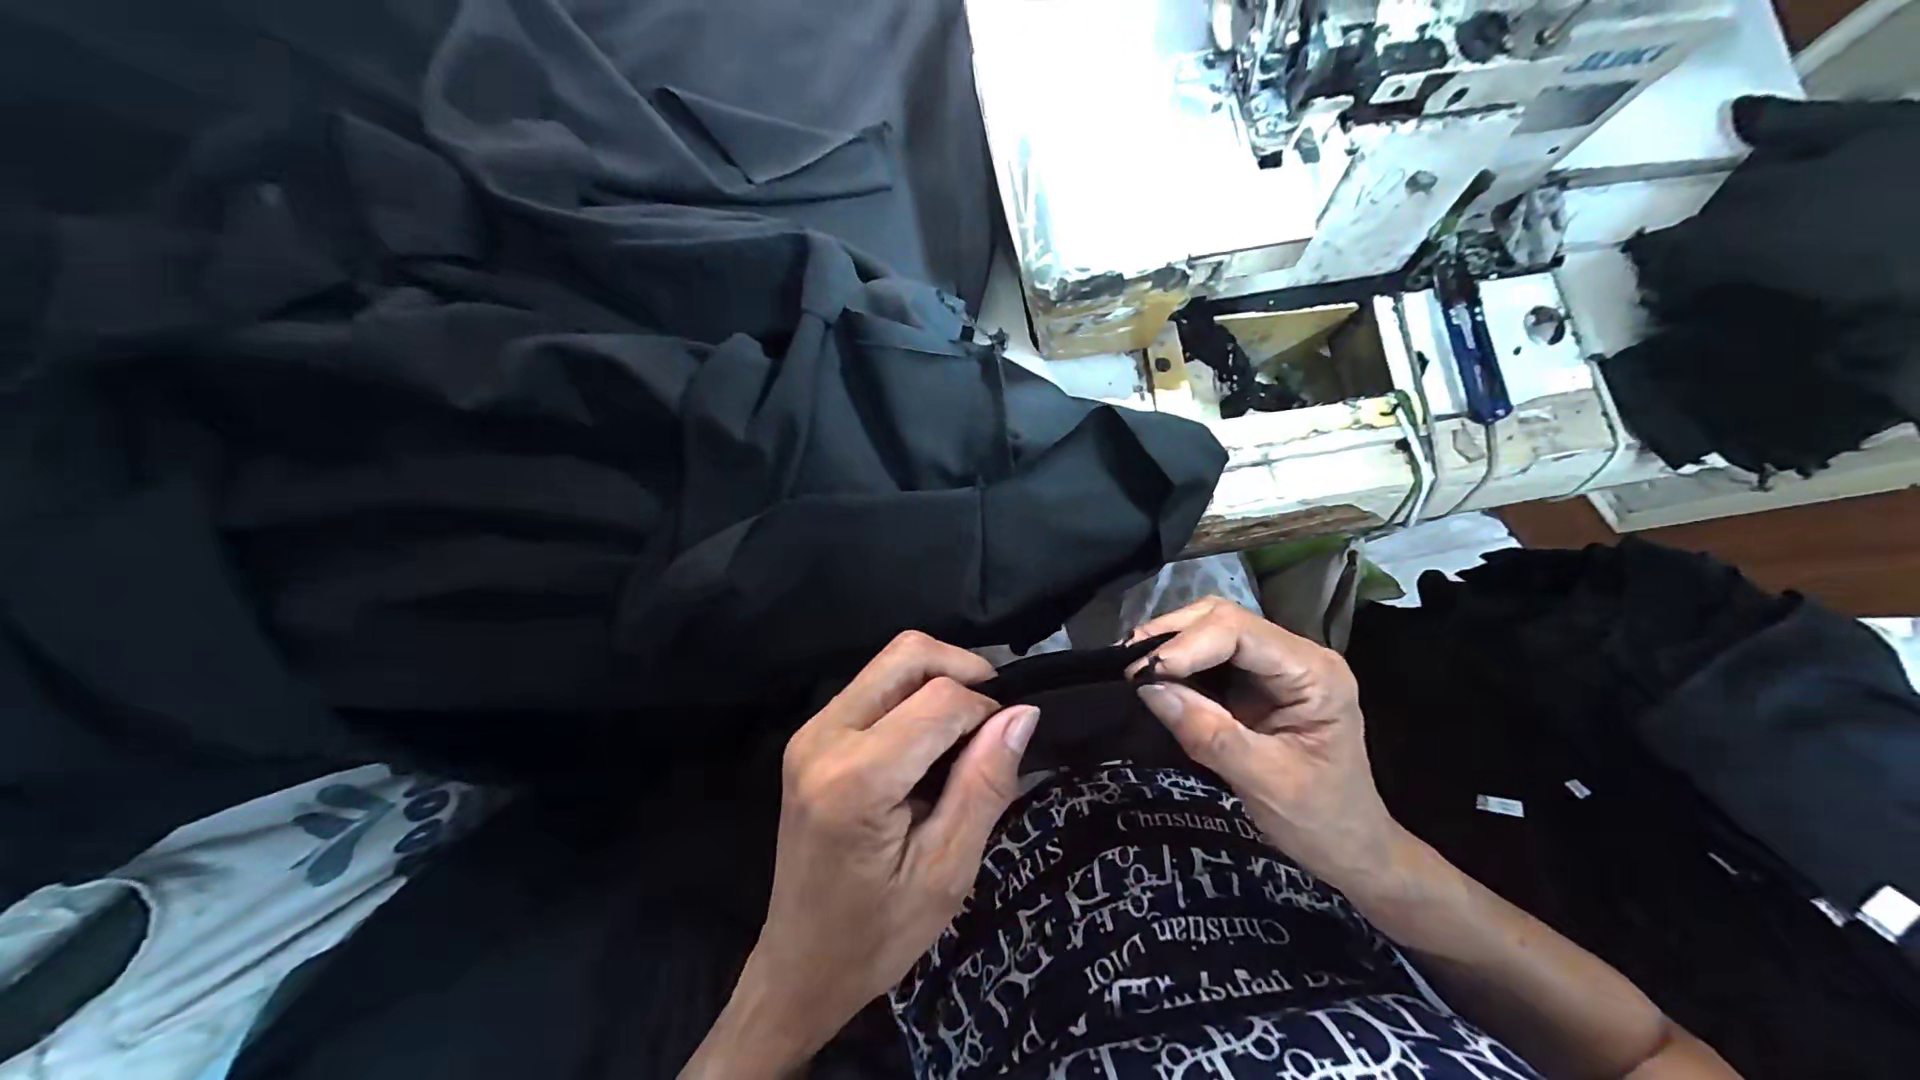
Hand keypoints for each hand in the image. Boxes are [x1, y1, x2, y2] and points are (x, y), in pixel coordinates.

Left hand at [682, 631, 1037, 1078]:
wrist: (800, 965)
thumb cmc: (878, 933)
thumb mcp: (947, 871)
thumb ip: (984, 785)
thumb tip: (1023, 713)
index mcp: (855, 779)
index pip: (940, 699)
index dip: (987, 709)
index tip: (1005, 744)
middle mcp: (824, 737)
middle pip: (907, 654)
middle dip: (963, 668)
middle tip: (994, 716)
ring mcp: (811, 731)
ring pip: (890, 662)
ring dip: (939, 679)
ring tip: (967, 729)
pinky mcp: (810, 735)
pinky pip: (873, 685)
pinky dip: (913, 694)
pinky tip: (931, 738)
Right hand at [1127, 597, 1402, 892]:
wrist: (1351, 848)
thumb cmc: (1320, 820)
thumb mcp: (1264, 782)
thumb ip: (1209, 733)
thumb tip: (1149, 688)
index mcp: (1314, 673)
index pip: (1239, 633)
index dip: (1185, 645)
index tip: (1140, 673)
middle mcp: (1297, 655)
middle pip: (1223, 618)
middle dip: (1172, 635)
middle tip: (1127, 664)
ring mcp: (1276, 664)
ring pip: (1212, 628)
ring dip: (1169, 642)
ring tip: (1132, 666)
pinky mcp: (1256, 678)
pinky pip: (1209, 653)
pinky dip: (1177, 658)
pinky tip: (1152, 673)